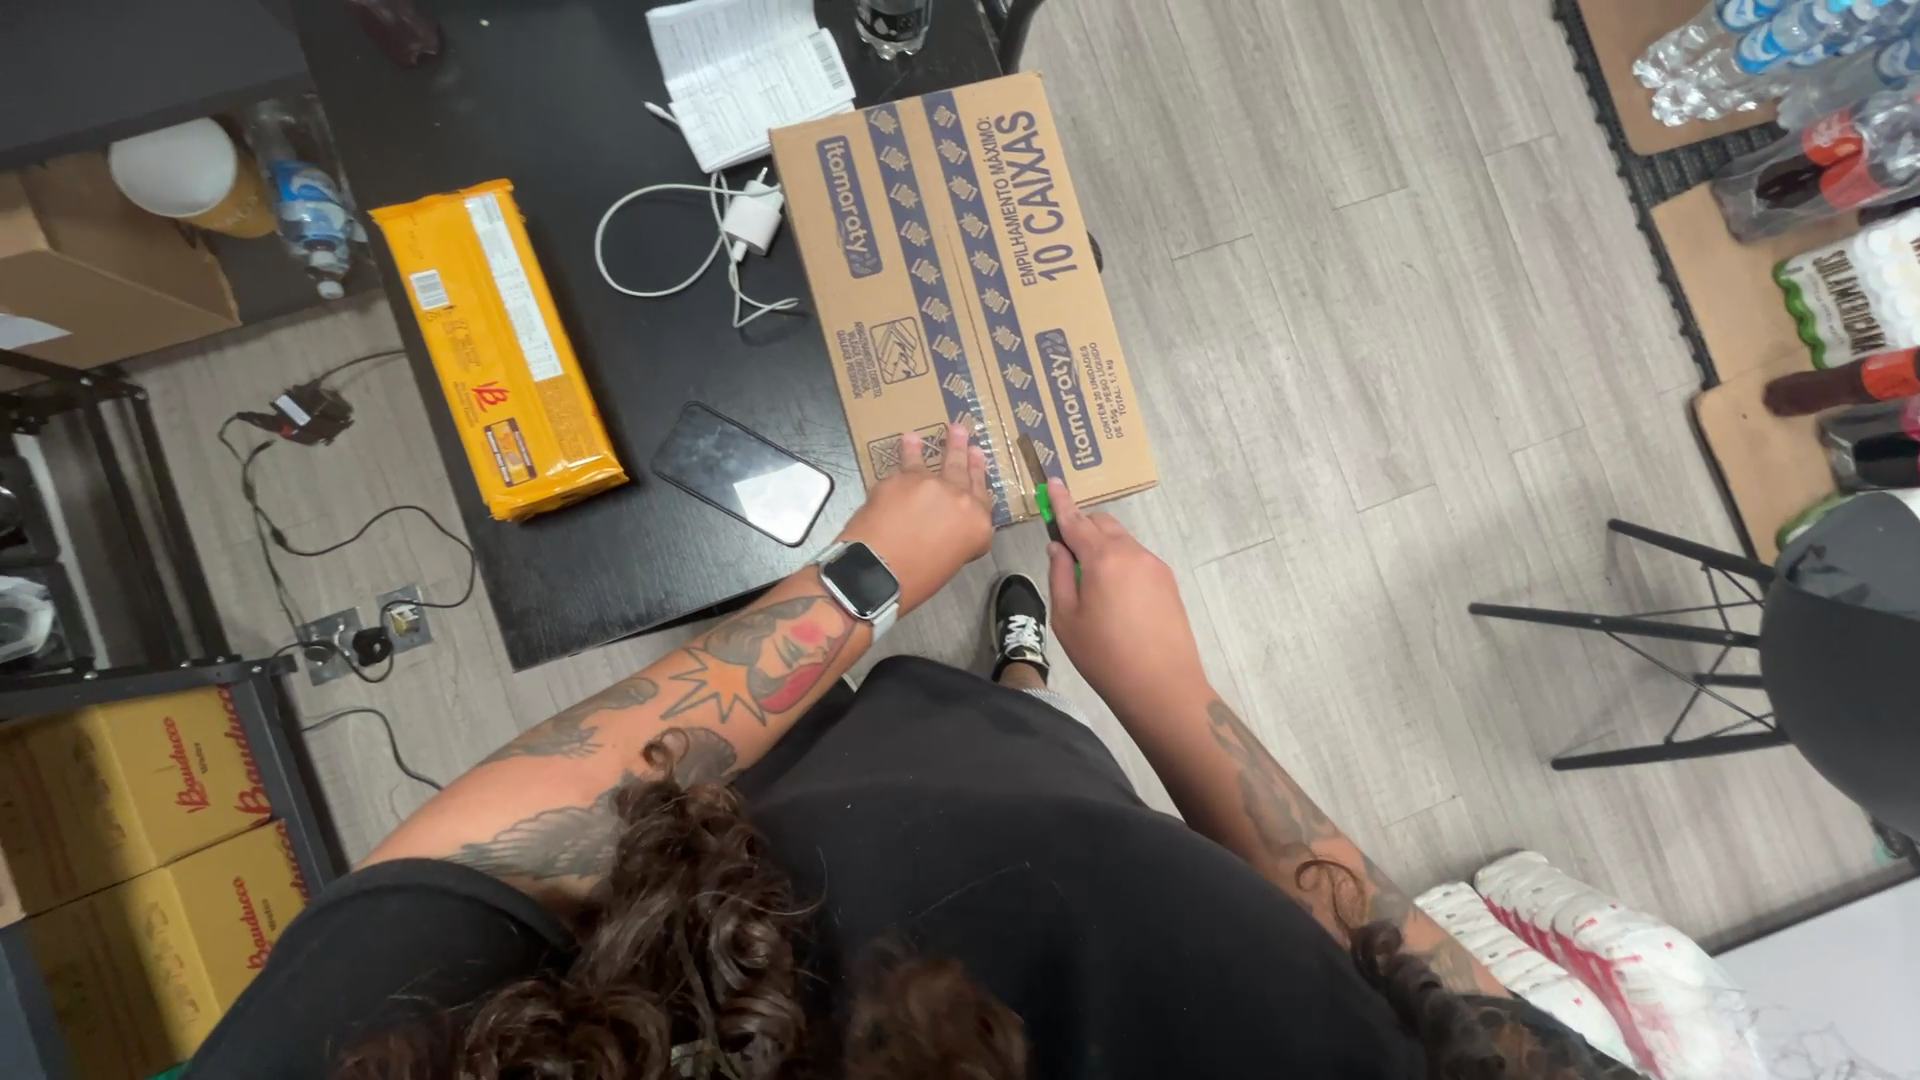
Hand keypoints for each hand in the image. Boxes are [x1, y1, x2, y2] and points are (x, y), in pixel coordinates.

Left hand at [836, 422, 994, 611]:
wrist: (876, 573)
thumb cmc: (913, 581)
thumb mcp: (947, 563)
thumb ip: (953, 537)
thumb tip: (942, 527)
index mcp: (977, 527)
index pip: (982, 498)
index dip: (979, 478)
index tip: (978, 461)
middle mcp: (961, 500)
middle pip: (965, 473)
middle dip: (965, 453)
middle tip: (966, 435)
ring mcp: (931, 486)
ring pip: (940, 460)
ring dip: (946, 443)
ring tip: (950, 428)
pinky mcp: (901, 479)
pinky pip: (906, 462)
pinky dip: (907, 449)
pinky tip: (907, 440)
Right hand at [1046, 479, 1209, 718]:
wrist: (1162, 687)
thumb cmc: (1104, 656)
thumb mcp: (1066, 618)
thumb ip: (1059, 576)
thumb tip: (1059, 548)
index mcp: (1103, 559)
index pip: (1075, 520)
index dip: (1060, 503)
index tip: (1052, 483)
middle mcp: (1132, 553)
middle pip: (1102, 523)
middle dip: (1081, 526)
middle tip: (1064, 550)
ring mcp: (1155, 566)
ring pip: (1121, 541)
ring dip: (1101, 547)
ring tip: (1089, 584)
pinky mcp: (1168, 581)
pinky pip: (1136, 559)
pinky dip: (1118, 562)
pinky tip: (1113, 596)